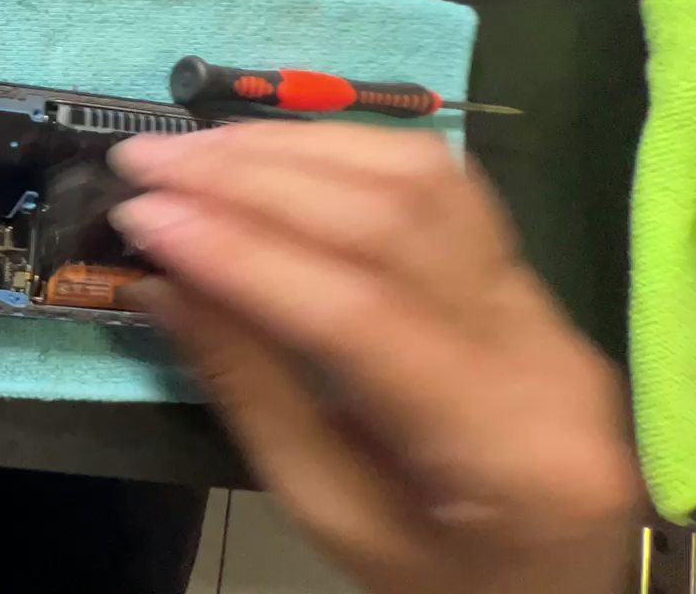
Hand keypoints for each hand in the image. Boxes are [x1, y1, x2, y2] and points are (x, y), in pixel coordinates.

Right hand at [109, 123, 640, 593]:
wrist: (556, 580)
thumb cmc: (427, 568)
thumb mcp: (321, 505)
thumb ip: (241, 383)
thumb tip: (155, 279)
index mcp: (501, 451)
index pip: (355, 314)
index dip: (234, 251)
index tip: (139, 216)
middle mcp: (541, 354)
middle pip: (387, 222)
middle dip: (244, 177)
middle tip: (142, 160)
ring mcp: (538, 299)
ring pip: (413, 178)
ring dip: (282, 148)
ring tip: (186, 146)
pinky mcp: (515, 266)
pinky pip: (427, 174)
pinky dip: (328, 145)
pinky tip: (257, 147)